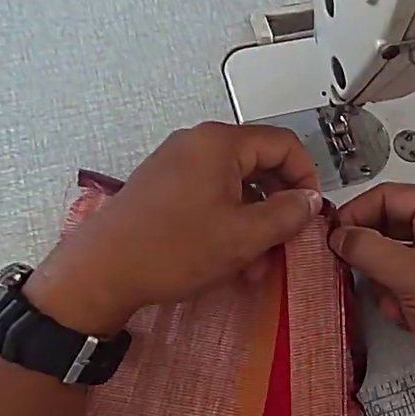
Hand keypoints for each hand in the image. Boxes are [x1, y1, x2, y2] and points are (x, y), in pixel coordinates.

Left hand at [26, 122, 322, 333]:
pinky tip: (234, 259)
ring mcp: (178, 165)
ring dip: (257, 221)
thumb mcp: (245, 235)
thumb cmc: (175, 248)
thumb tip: (311, 200)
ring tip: (261, 262)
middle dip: (281, 204)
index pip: (284, 145)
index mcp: (220, 143)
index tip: (313, 211)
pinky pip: (213, 197)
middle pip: (261, 164)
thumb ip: (288, 213)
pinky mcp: (165, 188)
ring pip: (238, 187)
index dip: (308, 177)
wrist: (102, 272)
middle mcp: (198, 144)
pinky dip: (231, 223)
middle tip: (291, 238)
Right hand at [329, 183, 414, 388]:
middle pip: (390, 226)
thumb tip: (338, 235)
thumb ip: (367, 249)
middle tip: (354, 273)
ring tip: (396, 303)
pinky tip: (407, 316)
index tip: (332, 238)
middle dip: (373, 256)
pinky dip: (400, 298)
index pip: (388, 195)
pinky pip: (406, 281)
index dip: (356, 214)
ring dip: (387, 283)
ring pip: (395, 257)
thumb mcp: (411, 276)